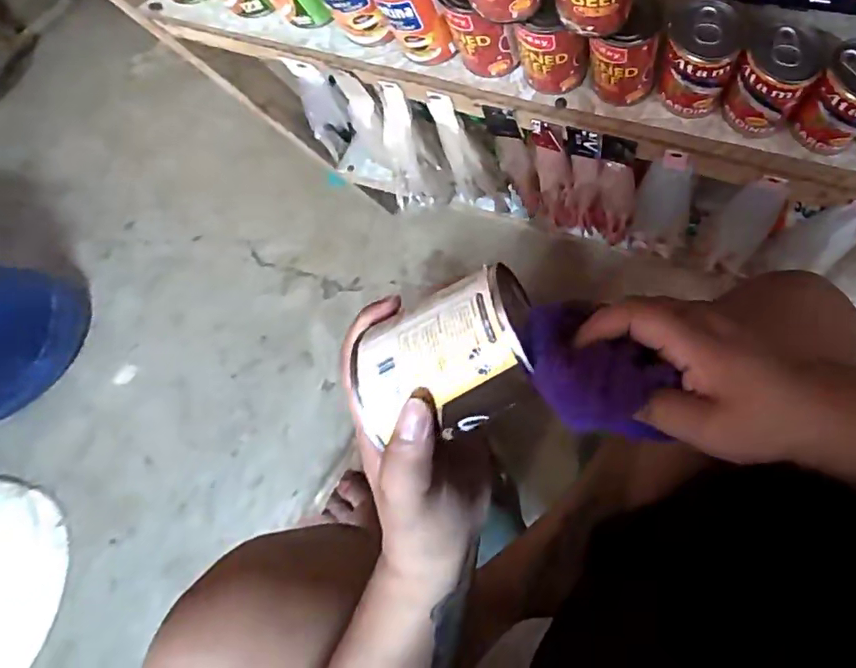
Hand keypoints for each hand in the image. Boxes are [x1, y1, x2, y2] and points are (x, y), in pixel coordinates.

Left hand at [340, 298, 491, 592]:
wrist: (447, 552)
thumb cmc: (417, 527)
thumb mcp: (407, 496)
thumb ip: (408, 456)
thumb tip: (416, 401)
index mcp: (374, 417)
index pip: (357, 363)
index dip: (366, 329)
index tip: (393, 305)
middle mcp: (398, 405)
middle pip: (398, 350)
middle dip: (417, 321)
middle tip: (449, 303)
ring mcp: (430, 409)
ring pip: (432, 360)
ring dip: (449, 336)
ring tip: (477, 315)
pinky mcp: (460, 416)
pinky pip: (464, 377)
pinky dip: (477, 358)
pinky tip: (499, 346)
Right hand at [573, 297, 834, 464]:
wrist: (824, 407)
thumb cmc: (765, 420)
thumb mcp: (707, 427)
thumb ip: (657, 409)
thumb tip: (620, 397)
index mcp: (692, 335)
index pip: (633, 314)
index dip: (598, 325)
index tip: (574, 348)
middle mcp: (700, 316)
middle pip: (642, 307)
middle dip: (607, 325)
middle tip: (583, 357)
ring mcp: (714, 319)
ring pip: (658, 313)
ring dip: (629, 331)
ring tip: (607, 362)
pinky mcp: (723, 330)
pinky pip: (675, 323)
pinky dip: (650, 337)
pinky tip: (647, 366)